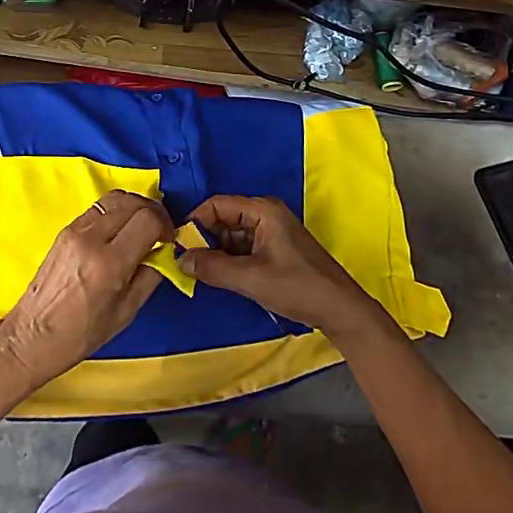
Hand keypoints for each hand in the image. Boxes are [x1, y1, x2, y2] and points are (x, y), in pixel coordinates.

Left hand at [0, 190, 172, 393]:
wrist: (30, 338)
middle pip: (133, 202)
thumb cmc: (81, 333)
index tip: (169, 240)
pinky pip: (98, 208)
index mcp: (110, 262)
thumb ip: (152, 274)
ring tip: (141, 227)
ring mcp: (74, 232)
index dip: (166, 225)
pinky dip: (116, 212)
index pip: (148, 219)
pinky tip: (119, 232)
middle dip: (153, 212)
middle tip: (160, 231)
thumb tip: (163, 252)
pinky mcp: (65, 232)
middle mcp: (91, 239)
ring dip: (135, 208)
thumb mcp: (128, 311)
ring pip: (115, 199)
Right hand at [181, 195, 392, 342]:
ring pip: (230, 234)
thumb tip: (179, 259)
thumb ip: (213, 267)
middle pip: (222, 218)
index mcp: (263, 210)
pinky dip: (228, 259)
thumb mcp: (251, 278)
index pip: (217, 205)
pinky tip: (217, 275)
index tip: (175, 246)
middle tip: (183, 263)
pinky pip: (242, 246)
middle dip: (202, 238)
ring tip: (196, 272)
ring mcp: (271, 231)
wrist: (337, 307)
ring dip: (214, 251)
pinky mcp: (273, 248)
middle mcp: (266, 214)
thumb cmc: (298, 287)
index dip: (194, 222)